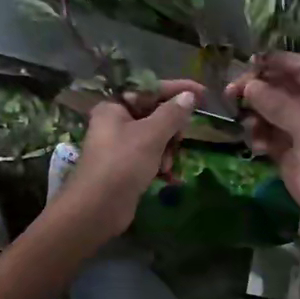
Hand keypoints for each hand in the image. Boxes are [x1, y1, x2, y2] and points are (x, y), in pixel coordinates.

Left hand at [52, 80, 204, 239]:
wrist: (97, 208)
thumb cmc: (123, 163)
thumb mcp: (151, 135)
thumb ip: (172, 114)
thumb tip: (188, 96)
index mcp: (113, 107)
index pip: (149, 90)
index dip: (176, 90)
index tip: (202, 93)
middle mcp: (114, 123)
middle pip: (155, 115)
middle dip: (171, 130)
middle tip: (179, 141)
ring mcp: (120, 146)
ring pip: (156, 138)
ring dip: (167, 151)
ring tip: (168, 166)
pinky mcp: (126, 167)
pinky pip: (151, 157)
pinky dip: (161, 165)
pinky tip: (169, 177)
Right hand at [225, 52, 299, 243]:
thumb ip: (279, 105)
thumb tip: (249, 85)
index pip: (299, 67)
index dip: (276, 61)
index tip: (249, 62)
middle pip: (277, 86)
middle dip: (255, 87)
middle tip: (231, 93)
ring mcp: (294, 128)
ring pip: (265, 109)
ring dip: (252, 113)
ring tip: (245, 124)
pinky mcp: (281, 148)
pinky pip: (261, 132)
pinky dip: (255, 135)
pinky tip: (255, 145)